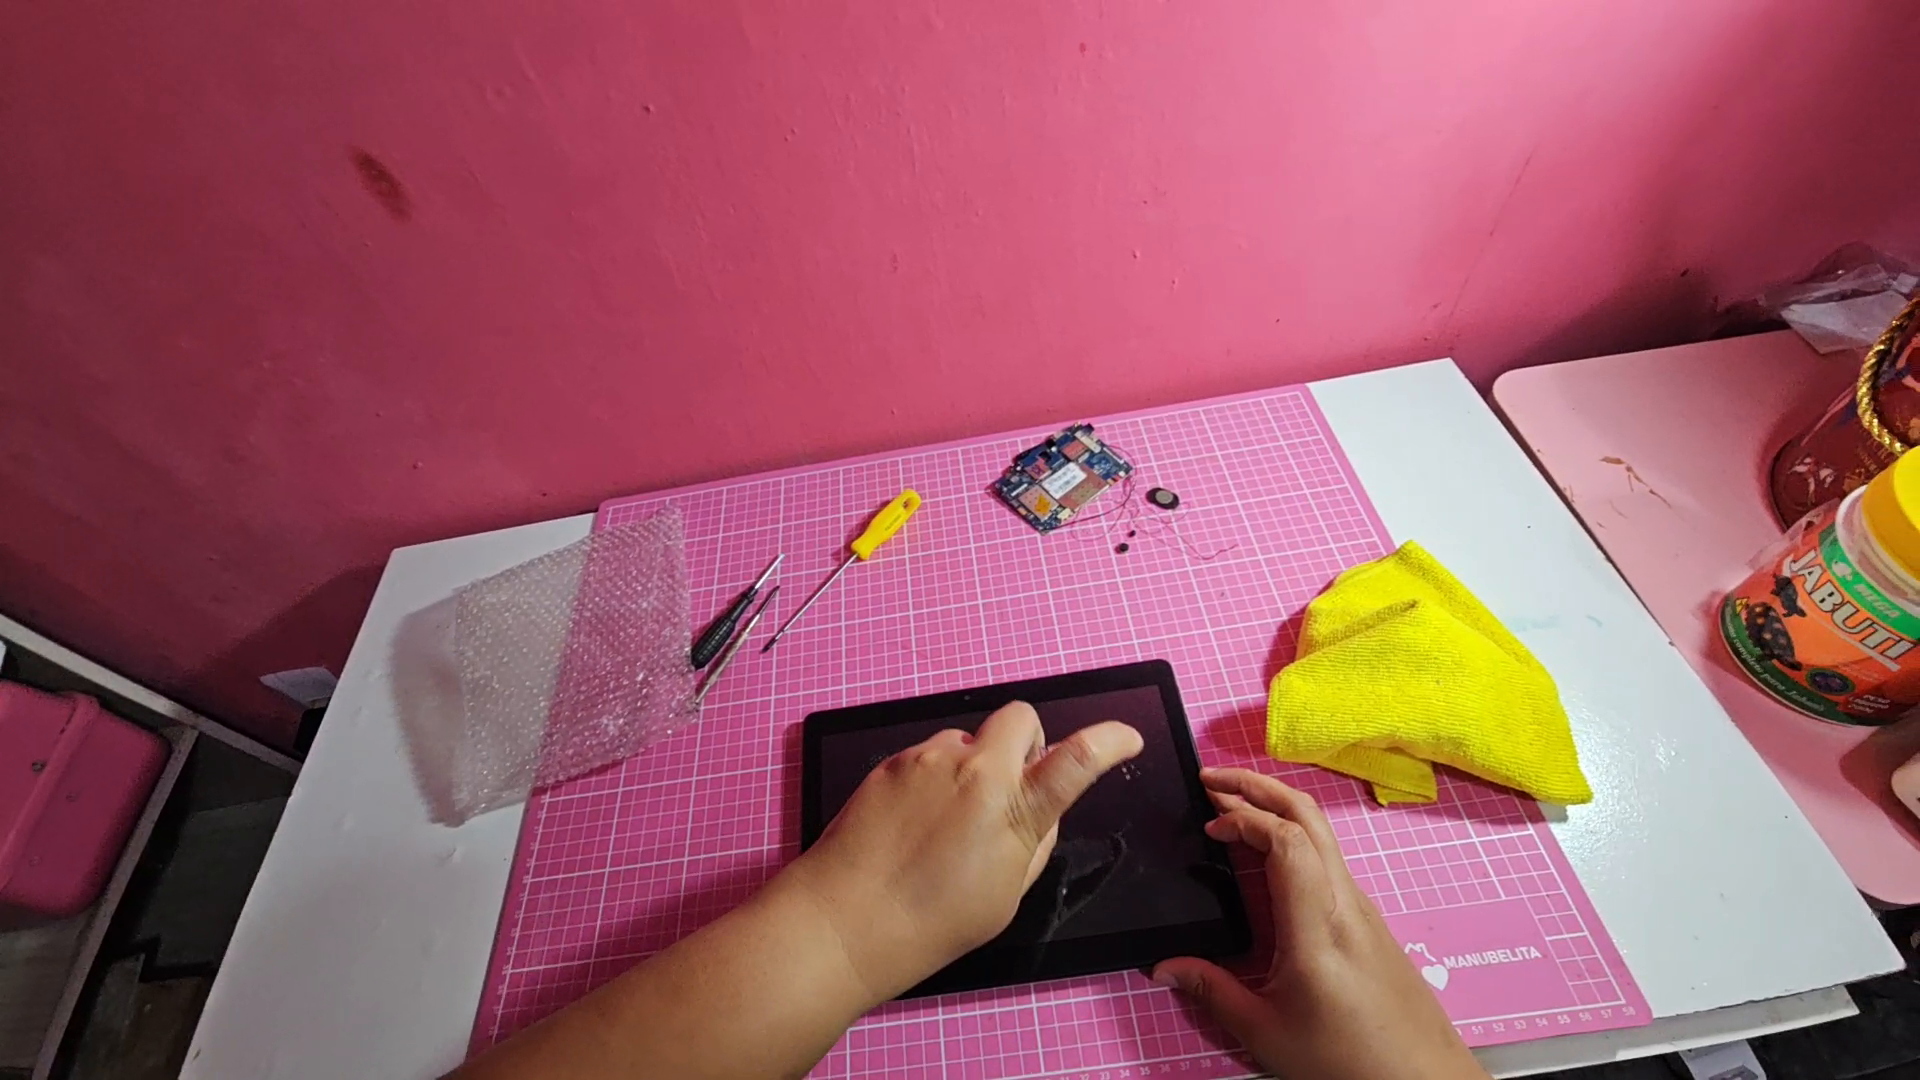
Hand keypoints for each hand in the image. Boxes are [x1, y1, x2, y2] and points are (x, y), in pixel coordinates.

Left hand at [785, 701, 1143, 1002]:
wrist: (843, 919)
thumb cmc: (932, 923)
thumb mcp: (1005, 894)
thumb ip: (1034, 839)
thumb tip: (1040, 808)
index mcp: (1011, 810)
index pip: (1075, 761)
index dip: (1108, 742)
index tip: (1126, 737)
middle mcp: (973, 769)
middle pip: (1020, 716)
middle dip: (1026, 741)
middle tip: (1011, 784)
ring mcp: (929, 758)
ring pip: (968, 742)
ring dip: (972, 767)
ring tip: (946, 820)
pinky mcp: (895, 758)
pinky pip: (931, 755)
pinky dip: (936, 778)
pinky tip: (915, 820)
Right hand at [1153, 768, 1486, 1079]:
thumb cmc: (1349, 1062)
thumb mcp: (1266, 1033)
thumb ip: (1211, 991)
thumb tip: (1161, 967)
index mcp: (1317, 924)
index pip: (1288, 839)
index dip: (1244, 817)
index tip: (1209, 827)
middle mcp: (1343, 900)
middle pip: (1306, 814)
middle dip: (1254, 784)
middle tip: (1209, 778)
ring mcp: (1359, 904)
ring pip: (1318, 829)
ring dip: (1271, 803)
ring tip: (1229, 803)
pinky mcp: (1365, 916)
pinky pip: (1324, 852)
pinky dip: (1287, 829)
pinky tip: (1262, 849)